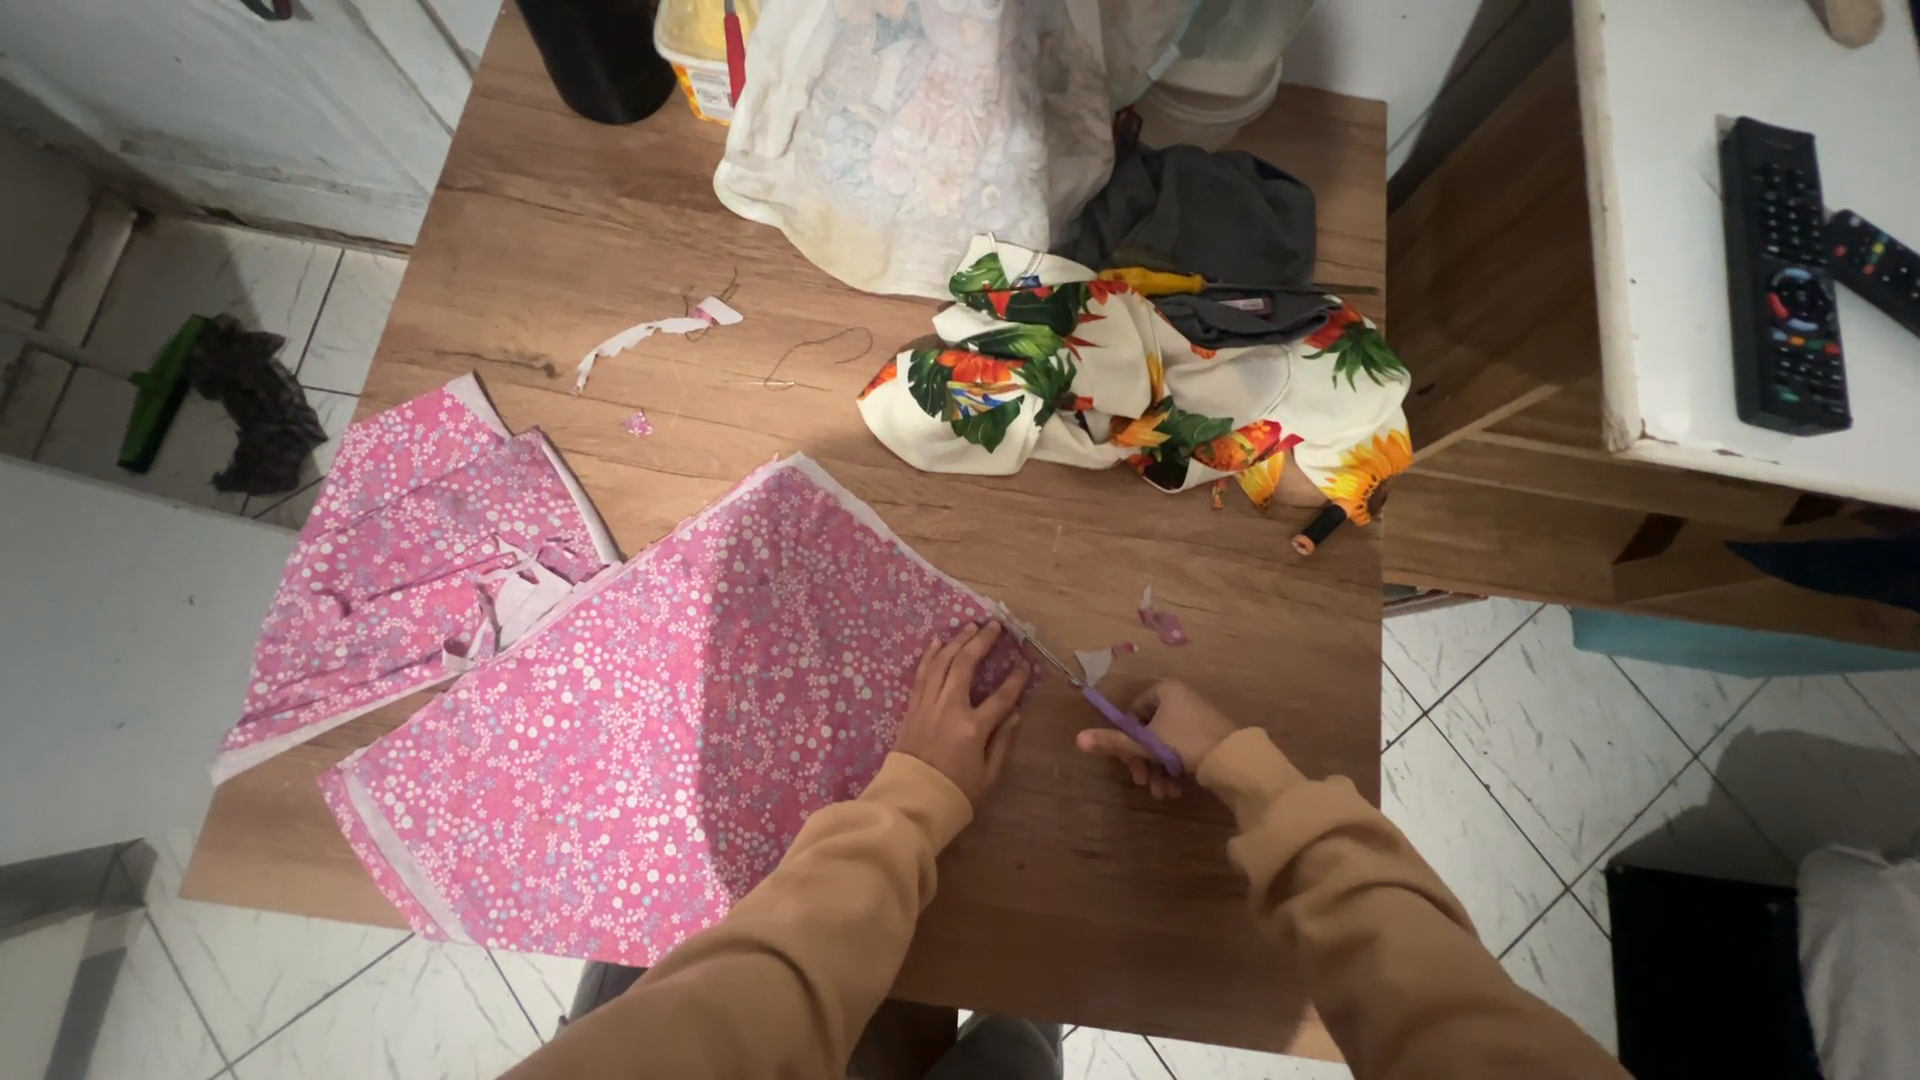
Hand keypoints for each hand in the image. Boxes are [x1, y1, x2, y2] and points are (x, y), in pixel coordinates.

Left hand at [894, 622, 1029, 803]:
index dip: (1016, 678)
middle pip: (966, 664)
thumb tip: (1015, 714)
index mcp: (973, 728)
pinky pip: (922, 673)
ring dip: (957, 640)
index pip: (1001, 696)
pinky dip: (930, 654)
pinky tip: (938, 641)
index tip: (1024, 664)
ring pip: (942, 662)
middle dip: (982, 641)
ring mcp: (928, 705)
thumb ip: (1003, 742)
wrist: (912, 800)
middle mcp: (949, 708)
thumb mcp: (988, 775)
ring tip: (970, 626)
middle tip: (994, 625)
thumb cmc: (955, 792)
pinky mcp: (912, 707)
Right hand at [1075, 680, 1238, 799]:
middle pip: (1149, 731)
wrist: (1234, 759)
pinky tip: (1174, 791)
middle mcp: (1180, 698)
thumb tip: (1078, 739)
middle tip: (1142, 782)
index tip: (1128, 762)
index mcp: (1165, 691)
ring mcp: (1196, 716)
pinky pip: (1182, 749)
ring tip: (1161, 793)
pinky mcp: (1209, 734)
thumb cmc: (1186, 743)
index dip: (1127, 739)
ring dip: (1158, 771)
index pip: (1134, 712)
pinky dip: (1175, 769)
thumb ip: (1114, 742)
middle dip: (1144, 761)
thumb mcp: (1147, 744)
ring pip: (1166, 744)